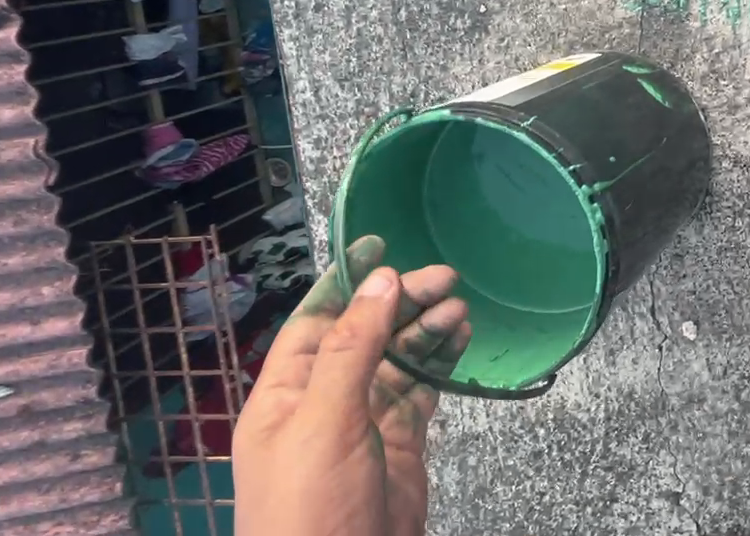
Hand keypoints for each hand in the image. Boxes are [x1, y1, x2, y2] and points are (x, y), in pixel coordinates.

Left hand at [234, 236, 470, 535]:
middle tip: (446, 278)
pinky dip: (443, 359)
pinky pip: (423, 385)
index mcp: (286, 396)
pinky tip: (462, 338)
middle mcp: (325, 401)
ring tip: (460, 308)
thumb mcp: (326, 422)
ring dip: (428, 328)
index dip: (344, 281)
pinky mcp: (402, 438)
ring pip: (400, 355)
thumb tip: (381, 279)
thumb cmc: (312, 507)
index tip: (379, 243)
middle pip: (367, 332)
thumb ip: (354, 348)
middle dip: (402, 301)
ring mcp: (366, 419)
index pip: (315, 321)